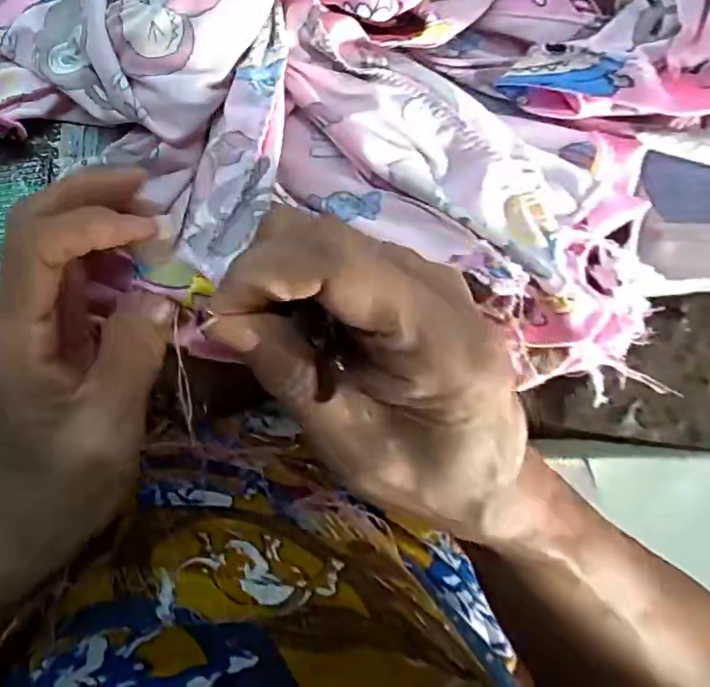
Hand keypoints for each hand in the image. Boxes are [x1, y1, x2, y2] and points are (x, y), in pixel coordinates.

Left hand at [0, 167, 177, 608]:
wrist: (33, 517)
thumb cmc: (67, 483)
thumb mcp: (108, 429)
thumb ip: (131, 355)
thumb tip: (159, 295)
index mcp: (15, 332)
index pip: (35, 246)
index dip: (89, 223)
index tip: (148, 228)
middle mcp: (13, 310)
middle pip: (29, 224)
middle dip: (82, 194)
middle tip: (145, 183)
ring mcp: (29, 312)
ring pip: (46, 237)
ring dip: (93, 214)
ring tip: (150, 214)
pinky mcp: (49, 322)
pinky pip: (69, 268)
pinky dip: (103, 250)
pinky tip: (139, 255)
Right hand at [207, 205, 528, 541]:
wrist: (492, 479)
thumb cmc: (428, 476)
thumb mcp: (351, 446)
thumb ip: (287, 375)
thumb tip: (216, 321)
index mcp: (437, 333)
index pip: (335, 263)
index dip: (261, 275)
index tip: (220, 317)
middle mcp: (429, 281)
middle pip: (313, 233)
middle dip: (256, 272)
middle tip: (238, 327)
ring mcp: (413, 265)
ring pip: (309, 231)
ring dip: (267, 271)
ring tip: (268, 325)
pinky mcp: (393, 266)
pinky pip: (319, 245)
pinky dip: (286, 273)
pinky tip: (294, 318)